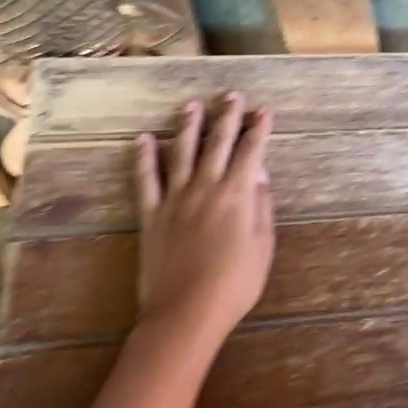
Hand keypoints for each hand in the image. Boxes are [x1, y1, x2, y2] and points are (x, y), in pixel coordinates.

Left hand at [133, 93, 274, 340]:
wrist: (186, 311)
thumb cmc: (235, 284)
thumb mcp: (262, 245)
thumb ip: (261, 205)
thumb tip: (259, 172)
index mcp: (236, 195)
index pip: (250, 152)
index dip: (258, 130)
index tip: (263, 112)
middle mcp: (205, 187)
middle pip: (217, 144)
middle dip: (227, 117)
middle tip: (232, 96)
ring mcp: (175, 198)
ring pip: (182, 153)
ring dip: (188, 126)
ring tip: (192, 106)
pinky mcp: (151, 214)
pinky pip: (145, 180)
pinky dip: (144, 158)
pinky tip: (145, 139)